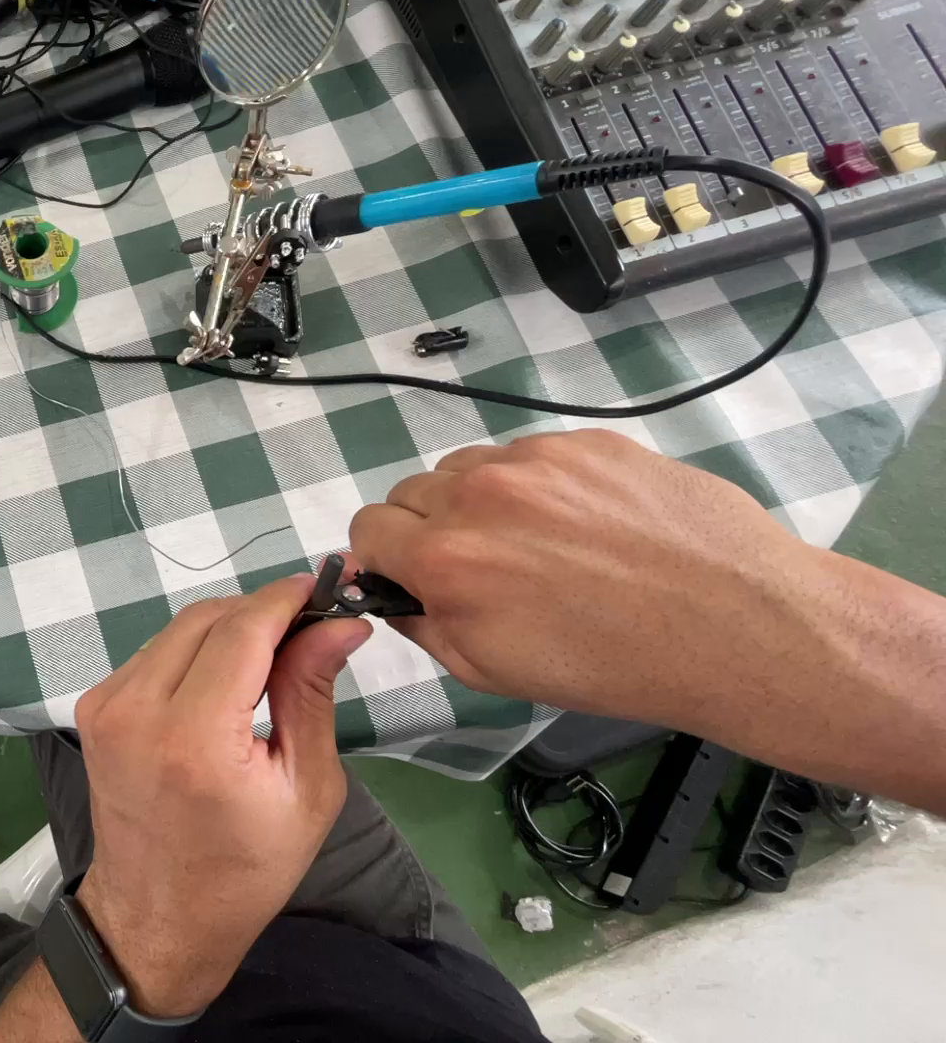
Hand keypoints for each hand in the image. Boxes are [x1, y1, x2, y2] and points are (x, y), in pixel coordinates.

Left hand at [71, 576, 371, 1017]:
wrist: (156, 916)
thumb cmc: (245, 870)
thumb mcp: (305, 789)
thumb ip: (312, 693)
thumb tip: (340, 625)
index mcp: (193, 738)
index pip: (240, 632)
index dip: (284, 600)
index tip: (325, 584)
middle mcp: (135, 709)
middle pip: (204, 620)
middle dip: (259, 611)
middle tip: (307, 623)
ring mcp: (104, 705)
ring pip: (175, 631)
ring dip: (226, 629)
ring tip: (271, 653)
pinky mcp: (92, 707)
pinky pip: (152, 654)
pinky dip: (192, 651)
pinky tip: (223, 677)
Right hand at [348, 429, 843, 729]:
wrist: (745, 632)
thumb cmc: (607, 666)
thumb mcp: (484, 669)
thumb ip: (416, 621)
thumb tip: (386, 588)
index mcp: (442, 558)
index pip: (365, 528)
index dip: (382, 555)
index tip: (411, 572)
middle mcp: (475, 496)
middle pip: (406, 492)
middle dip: (424, 526)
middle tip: (477, 560)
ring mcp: (533, 461)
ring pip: (461, 468)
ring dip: (473, 499)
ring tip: (532, 536)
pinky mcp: (585, 442)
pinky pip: (524, 455)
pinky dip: (532, 483)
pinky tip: (579, 520)